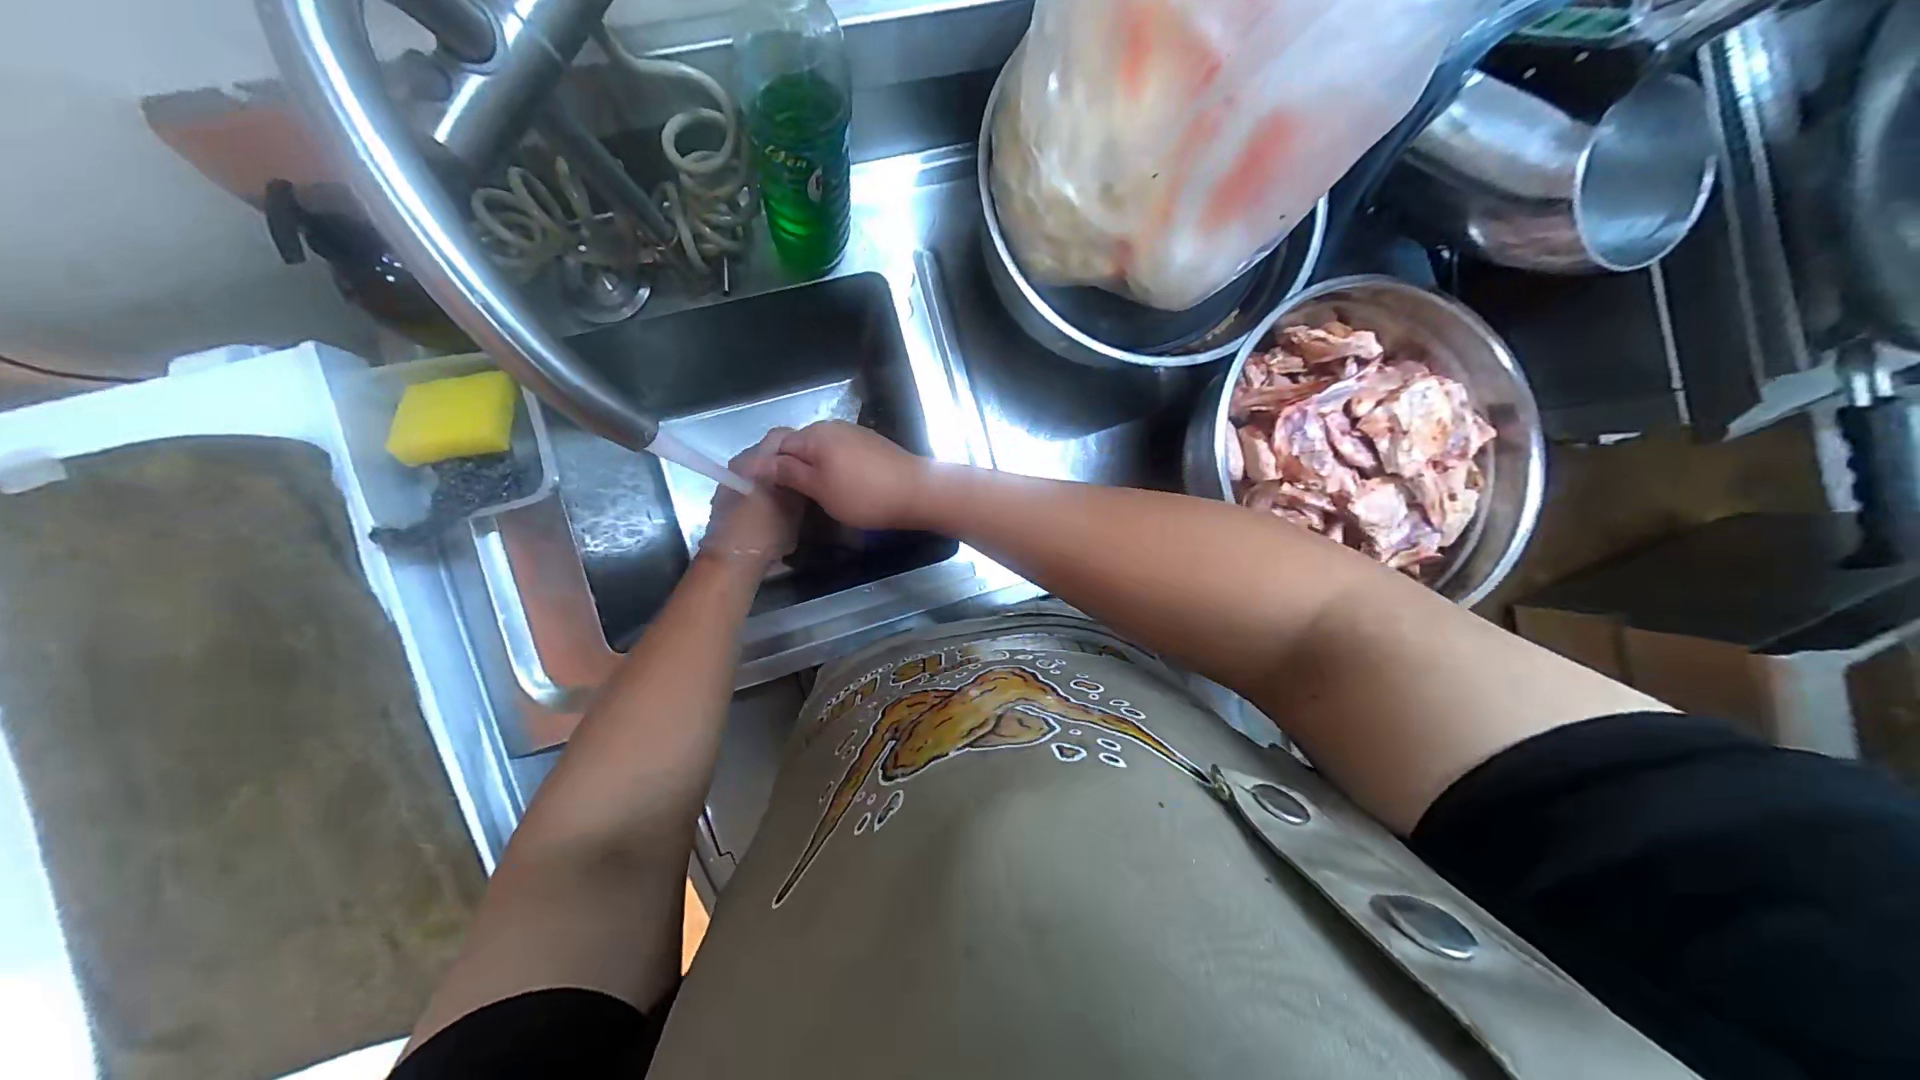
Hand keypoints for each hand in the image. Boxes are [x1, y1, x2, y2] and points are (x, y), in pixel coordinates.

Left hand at [702, 430, 802, 566]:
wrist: (732, 560)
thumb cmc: (767, 531)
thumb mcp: (796, 507)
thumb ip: (802, 483)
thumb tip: (806, 472)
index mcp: (758, 459)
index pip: (782, 435)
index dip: (800, 444)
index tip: (814, 460)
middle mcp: (740, 461)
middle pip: (768, 449)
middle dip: (787, 460)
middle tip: (805, 477)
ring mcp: (730, 478)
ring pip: (759, 466)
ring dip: (774, 474)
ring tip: (790, 491)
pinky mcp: (725, 494)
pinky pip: (749, 480)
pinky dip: (762, 486)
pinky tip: (773, 503)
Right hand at [772, 421, 934, 530]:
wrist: (918, 492)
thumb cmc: (864, 495)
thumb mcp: (820, 488)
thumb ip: (789, 473)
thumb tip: (759, 463)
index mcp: (815, 434)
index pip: (776, 445)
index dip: (764, 465)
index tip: (757, 488)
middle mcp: (832, 427)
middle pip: (798, 444)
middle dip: (786, 465)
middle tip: (779, 493)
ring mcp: (854, 434)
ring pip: (819, 449)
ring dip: (808, 467)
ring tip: (804, 493)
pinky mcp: (870, 446)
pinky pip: (838, 453)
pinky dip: (829, 467)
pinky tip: (832, 485)